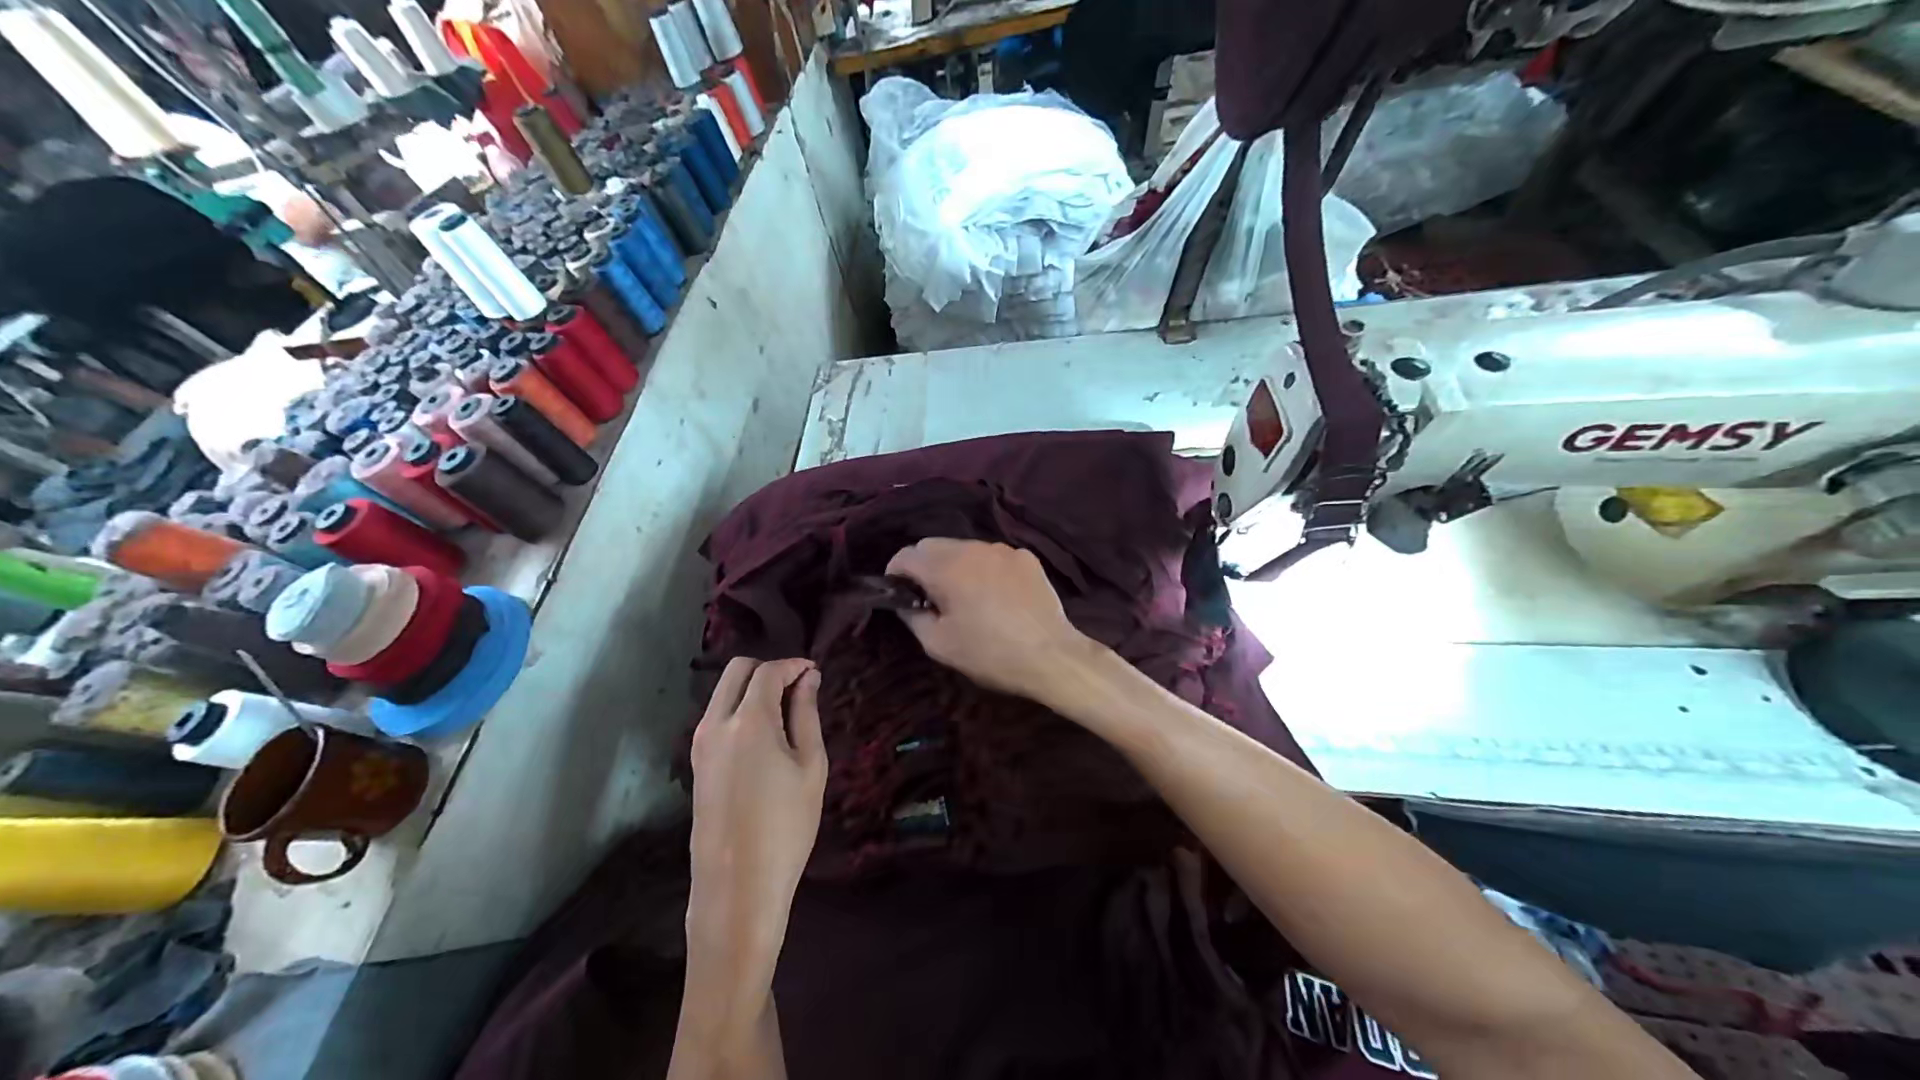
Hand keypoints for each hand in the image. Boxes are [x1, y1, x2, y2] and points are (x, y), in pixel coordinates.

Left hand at [687, 658, 825, 956]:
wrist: (737, 886)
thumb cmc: (786, 826)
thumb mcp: (810, 767)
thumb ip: (807, 715)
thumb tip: (808, 679)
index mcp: (748, 720)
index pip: (767, 672)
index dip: (793, 665)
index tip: (815, 671)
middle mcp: (715, 723)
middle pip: (737, 671)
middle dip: (768, 669)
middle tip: (798, 687)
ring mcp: (700, 744)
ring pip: (723, 693)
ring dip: (752, 689)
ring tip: (786, 711)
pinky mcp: (696, 764)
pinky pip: (716, 717)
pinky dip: (739, 710)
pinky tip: (765, 734)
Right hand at [885, 539, 1095, 704]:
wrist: (1051, 657)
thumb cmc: (989, 654)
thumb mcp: (939, 645)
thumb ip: (912, 616)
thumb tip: (904, 602)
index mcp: (946, 568)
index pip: (906, 555)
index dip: (895, 573)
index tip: (899, 593)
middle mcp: (972, 548)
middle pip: (933, 545)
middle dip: (924, 566)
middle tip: (931, 598)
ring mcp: (1002, 550)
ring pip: (964, 548)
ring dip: (955, 566)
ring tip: (965, 597)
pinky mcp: (1025, 557)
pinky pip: (992, 556)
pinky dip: (984, 569)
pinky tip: (995, 595)